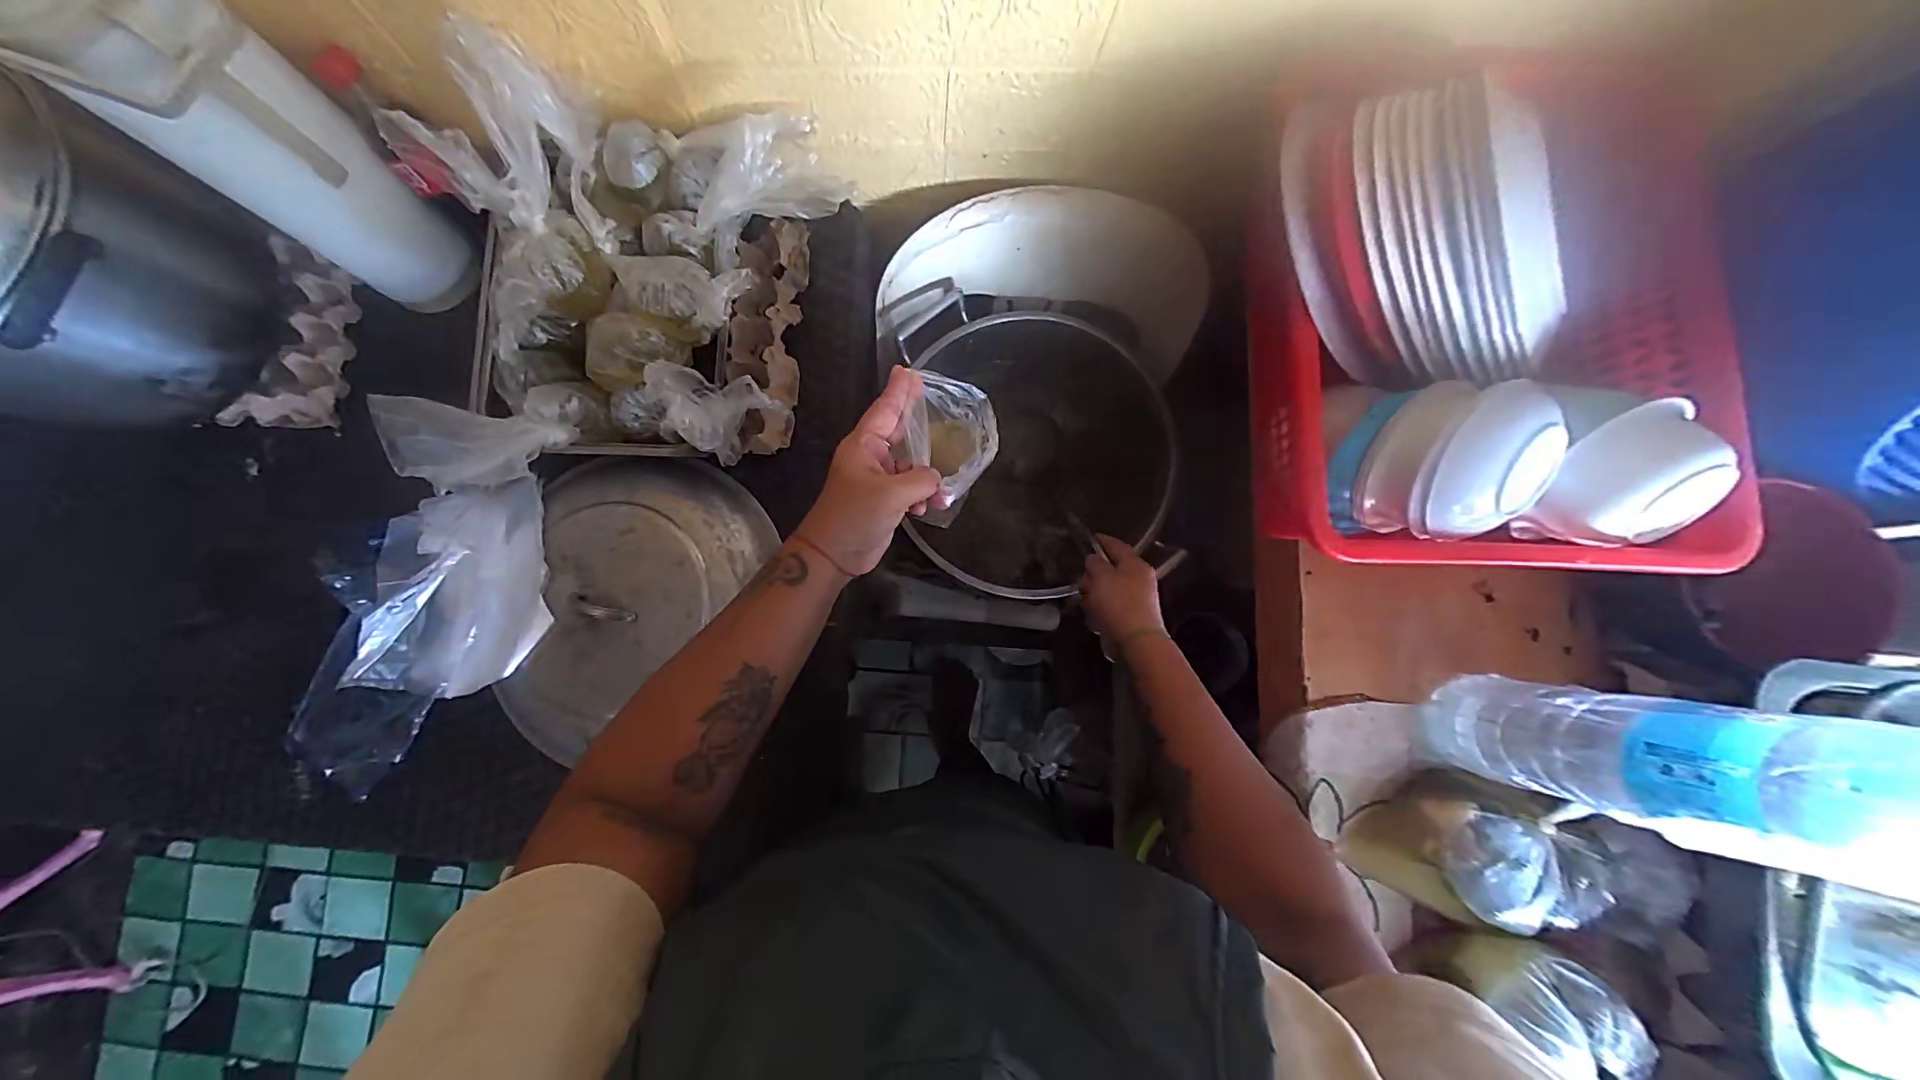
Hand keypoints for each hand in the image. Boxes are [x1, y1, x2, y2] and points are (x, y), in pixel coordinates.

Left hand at [795, 367, 942, 575]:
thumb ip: (920, 480)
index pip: (885, 410)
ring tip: (939, 491)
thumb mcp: (891, 495)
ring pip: (910, 465)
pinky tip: (930, 507)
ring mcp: (877, 479)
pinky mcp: (883, 500)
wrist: (833, 554)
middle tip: (928, 392)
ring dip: (927, 475)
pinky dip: (922, 495)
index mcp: (864, 446)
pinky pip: (910, 488)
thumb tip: (936, 480)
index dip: (898, 391)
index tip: (908, 370)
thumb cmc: (854, 517)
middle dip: (915, 417)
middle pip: (898, 431)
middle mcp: (870, 457)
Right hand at [1079, 534, 1164, 641]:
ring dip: (1095, 595)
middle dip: (1094, 575)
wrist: (1136, 641)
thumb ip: (1095, 564)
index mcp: (1136, 565)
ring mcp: (1138, 599)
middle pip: (1111, 569)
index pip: (1117, 545)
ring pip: (1109, 589)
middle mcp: (1140, 579)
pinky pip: (1111, 607)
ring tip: (1087, 603)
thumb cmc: (1118, 604)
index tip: (1089, 537)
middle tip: (1082, 581)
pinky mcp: (1132, 617)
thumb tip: (1093, 558)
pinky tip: (1095, 618)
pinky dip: (1102, 610)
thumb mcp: (1101, 577)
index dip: (1102, 540)